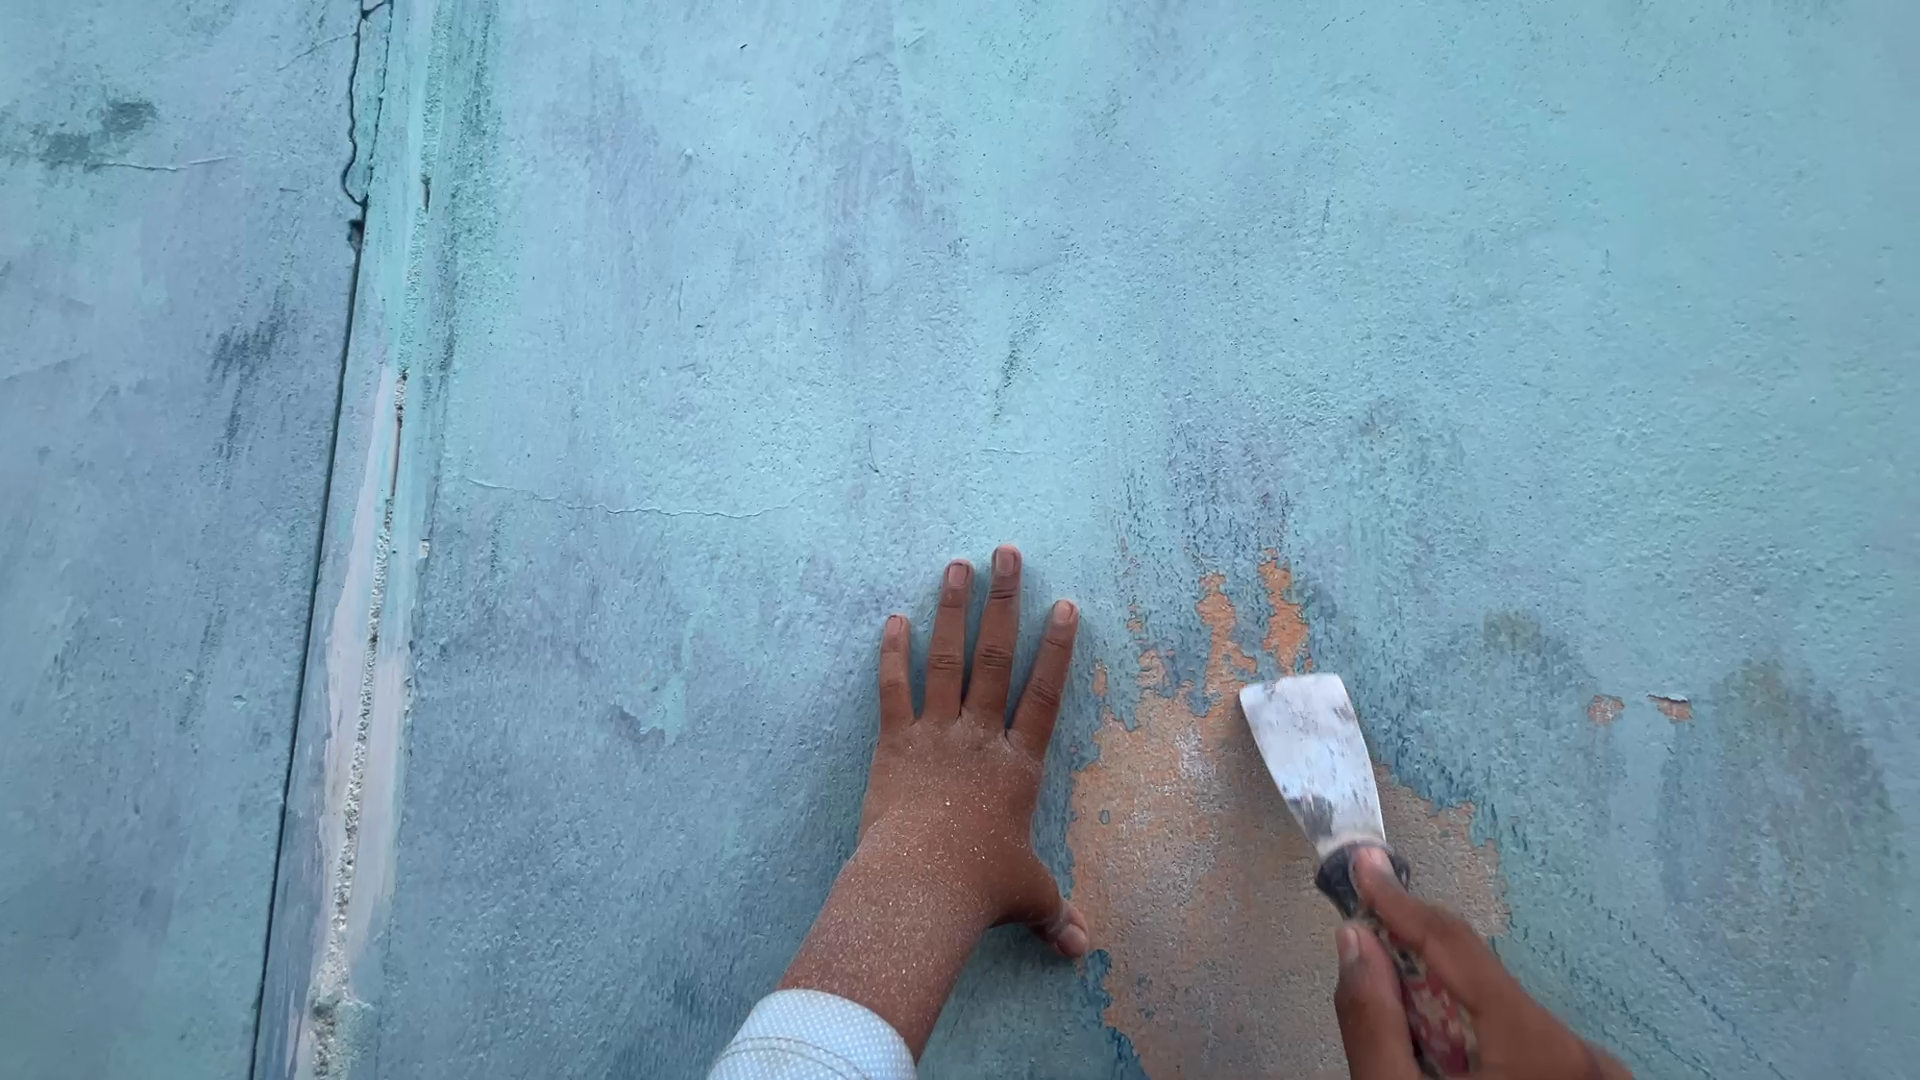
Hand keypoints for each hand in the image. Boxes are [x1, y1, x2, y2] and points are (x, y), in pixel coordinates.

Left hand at [852, 545, 1087, 955]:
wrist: (919, 889)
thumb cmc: (979, 889)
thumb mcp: (1027, 897)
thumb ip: (1053, 913)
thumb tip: (1082, 951)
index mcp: (1017, 764)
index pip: (1045, 693)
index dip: (1057, 647)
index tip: (1064, 603)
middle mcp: (979, 735)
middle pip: (997, 655)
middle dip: (1004, 600)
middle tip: (1006, 554)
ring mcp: (936, 732)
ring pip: (948, 658)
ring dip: (953, 609)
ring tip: (956, 565)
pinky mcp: (894, 741)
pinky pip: (893, 688)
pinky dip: (892, 652)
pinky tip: (892, 617)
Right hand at [1335, 848, 1631, 1079]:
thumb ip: (1372, 1020)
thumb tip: (1354, 939)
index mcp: (1541, 1048)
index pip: (1454, 944)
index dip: (1398, 901)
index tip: (1362, 862)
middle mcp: (1584, 1052)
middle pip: (1474, 978)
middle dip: (1414, 966)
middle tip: (1368, 970)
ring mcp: (1597, 1072)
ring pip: (1496, 1007)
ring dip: (1444, 1006)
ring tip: (1414, 1047)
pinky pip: (1521, 1037)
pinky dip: (1477, 1035)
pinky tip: (1453, 1066)